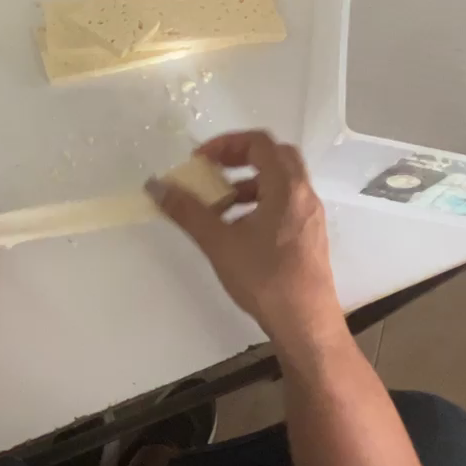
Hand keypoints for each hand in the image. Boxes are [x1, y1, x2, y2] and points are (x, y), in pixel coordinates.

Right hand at [147, 131, 345, 349]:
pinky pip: (283, 203)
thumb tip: (156, 186)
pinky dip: (258, 202)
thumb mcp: (218, 242)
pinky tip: (236, 229)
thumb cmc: (264, 278)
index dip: (226, 143)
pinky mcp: (308, 235)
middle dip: (238, 158)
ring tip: (218, 204)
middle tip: (210, 171)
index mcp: (286, 188)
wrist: (304, 323)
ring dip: (247, 182)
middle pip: (274, 156)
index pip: (260, 143)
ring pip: (280, 182)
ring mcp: (309, 216)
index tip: (200, 161)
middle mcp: (304, 195)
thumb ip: (186, 211)